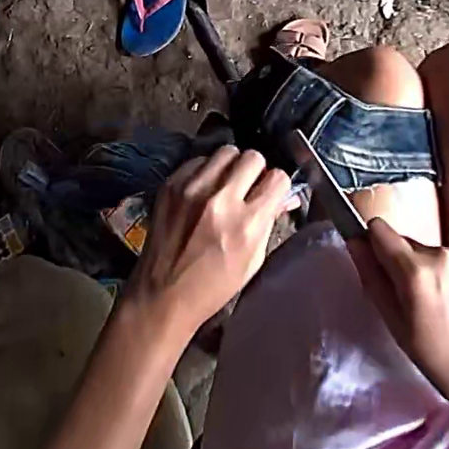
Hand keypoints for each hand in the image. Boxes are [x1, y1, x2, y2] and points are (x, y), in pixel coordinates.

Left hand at [125, 146, 290, 337]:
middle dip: (256, 171)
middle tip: (249, 188)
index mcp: (246, 223)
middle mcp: (220, 199)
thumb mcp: (253, 261)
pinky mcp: (171, 184)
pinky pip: (199, 160)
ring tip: (226, 185)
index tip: (272, 193)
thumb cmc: (212, 287)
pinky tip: (204, 190)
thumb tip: (287, 197)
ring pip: (227, 151)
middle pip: (253, 157)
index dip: (278, 186)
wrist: (162, 296)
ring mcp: (192, 188)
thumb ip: (270, 222)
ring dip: (232, 166)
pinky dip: (206, 171)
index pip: (277, 178)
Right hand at [348, 217, 448, 423]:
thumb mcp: (398, 328)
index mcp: (415, 268)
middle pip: (400, 241)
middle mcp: (437, 252)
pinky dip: (436, 276)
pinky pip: (441, 261)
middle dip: (393, 262)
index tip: (373, 269)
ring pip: (421, 252)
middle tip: (402, 302)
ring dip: (415, 270)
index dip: (369, 244)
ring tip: (429, 310)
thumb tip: (355, 245)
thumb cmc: (445, 362)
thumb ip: (373, 281)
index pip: (378, 228)